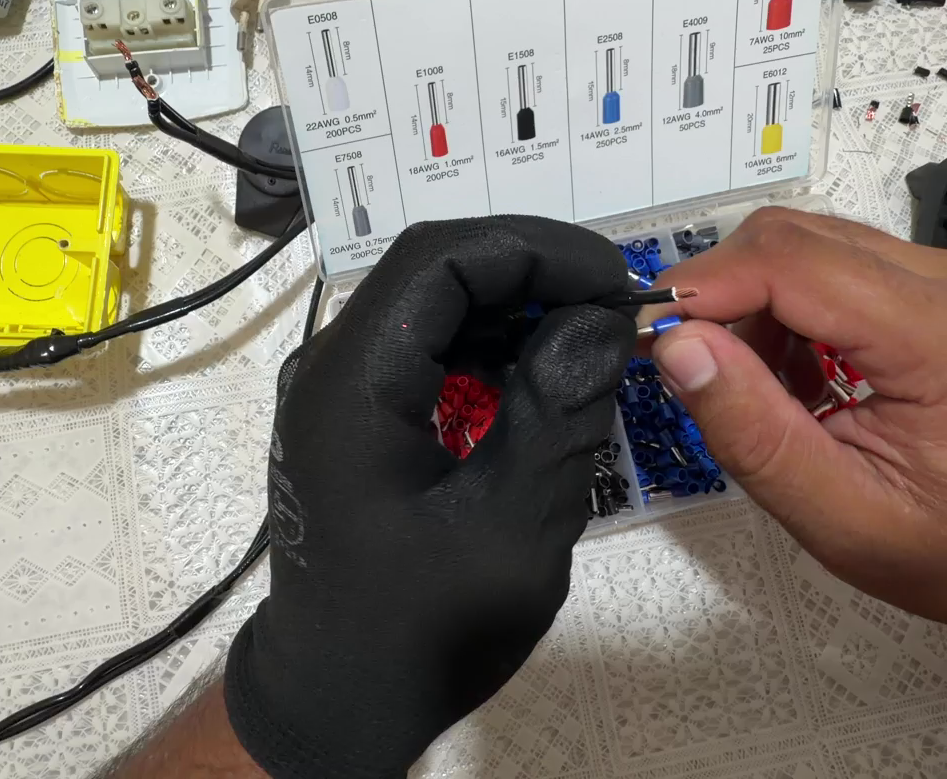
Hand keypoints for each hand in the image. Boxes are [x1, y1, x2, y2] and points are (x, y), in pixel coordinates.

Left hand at [225, 217, 635, 777]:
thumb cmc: (419, 630)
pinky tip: (536, 371)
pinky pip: (425, 344)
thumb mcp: (510, 528)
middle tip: (611, 302)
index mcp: (352, 382)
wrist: (333, 696)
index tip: (614, 278)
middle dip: (530, 271)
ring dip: (513, 304)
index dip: (535, 250)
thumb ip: (557, 411)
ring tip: (586, 332)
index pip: (440, 260)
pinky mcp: (356, 406)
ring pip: (432, 301)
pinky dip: (487, 343)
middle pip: (434, 270)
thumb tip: (600, 317)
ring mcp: (339, 382)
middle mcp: (332, 363)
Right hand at [648, 207, 946, 636]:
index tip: (652, 333)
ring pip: (811, 242)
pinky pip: (839, 262)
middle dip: (723, 289)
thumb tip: (676, 344)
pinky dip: (790, 303)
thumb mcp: (844, 520)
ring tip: (759, 381)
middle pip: (796, 237)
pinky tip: (801, 369)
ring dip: (755, 298)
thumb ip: (753, 432)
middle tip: (694, 363)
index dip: (705, 284)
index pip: (793, 262)